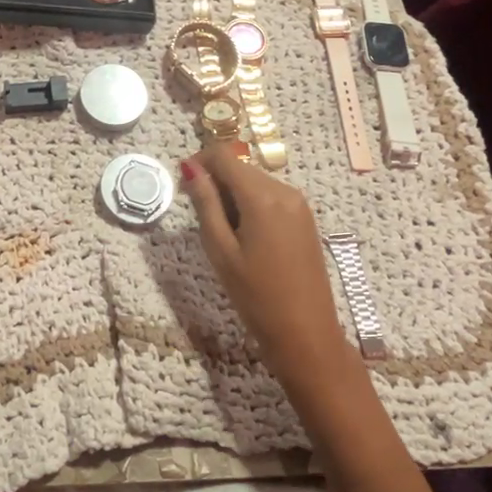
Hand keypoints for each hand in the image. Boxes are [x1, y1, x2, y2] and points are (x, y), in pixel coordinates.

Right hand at [179, 143, 349, 375]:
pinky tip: (245, 237)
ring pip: (255, 181)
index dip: (199, 162)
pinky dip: (251, 205)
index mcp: (262, 196)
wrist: (306, 335)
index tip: (184, 185)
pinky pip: (270, 196)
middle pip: (240, 167)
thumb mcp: (220, 249)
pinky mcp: (305, 218)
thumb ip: (205, 203)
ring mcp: (299, 204)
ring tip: (223, 233)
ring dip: (233, 194)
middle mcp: (285, 190)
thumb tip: (190, 167)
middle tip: (199, 216)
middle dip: (216, 181)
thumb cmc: (256, 296)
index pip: (224, 156)